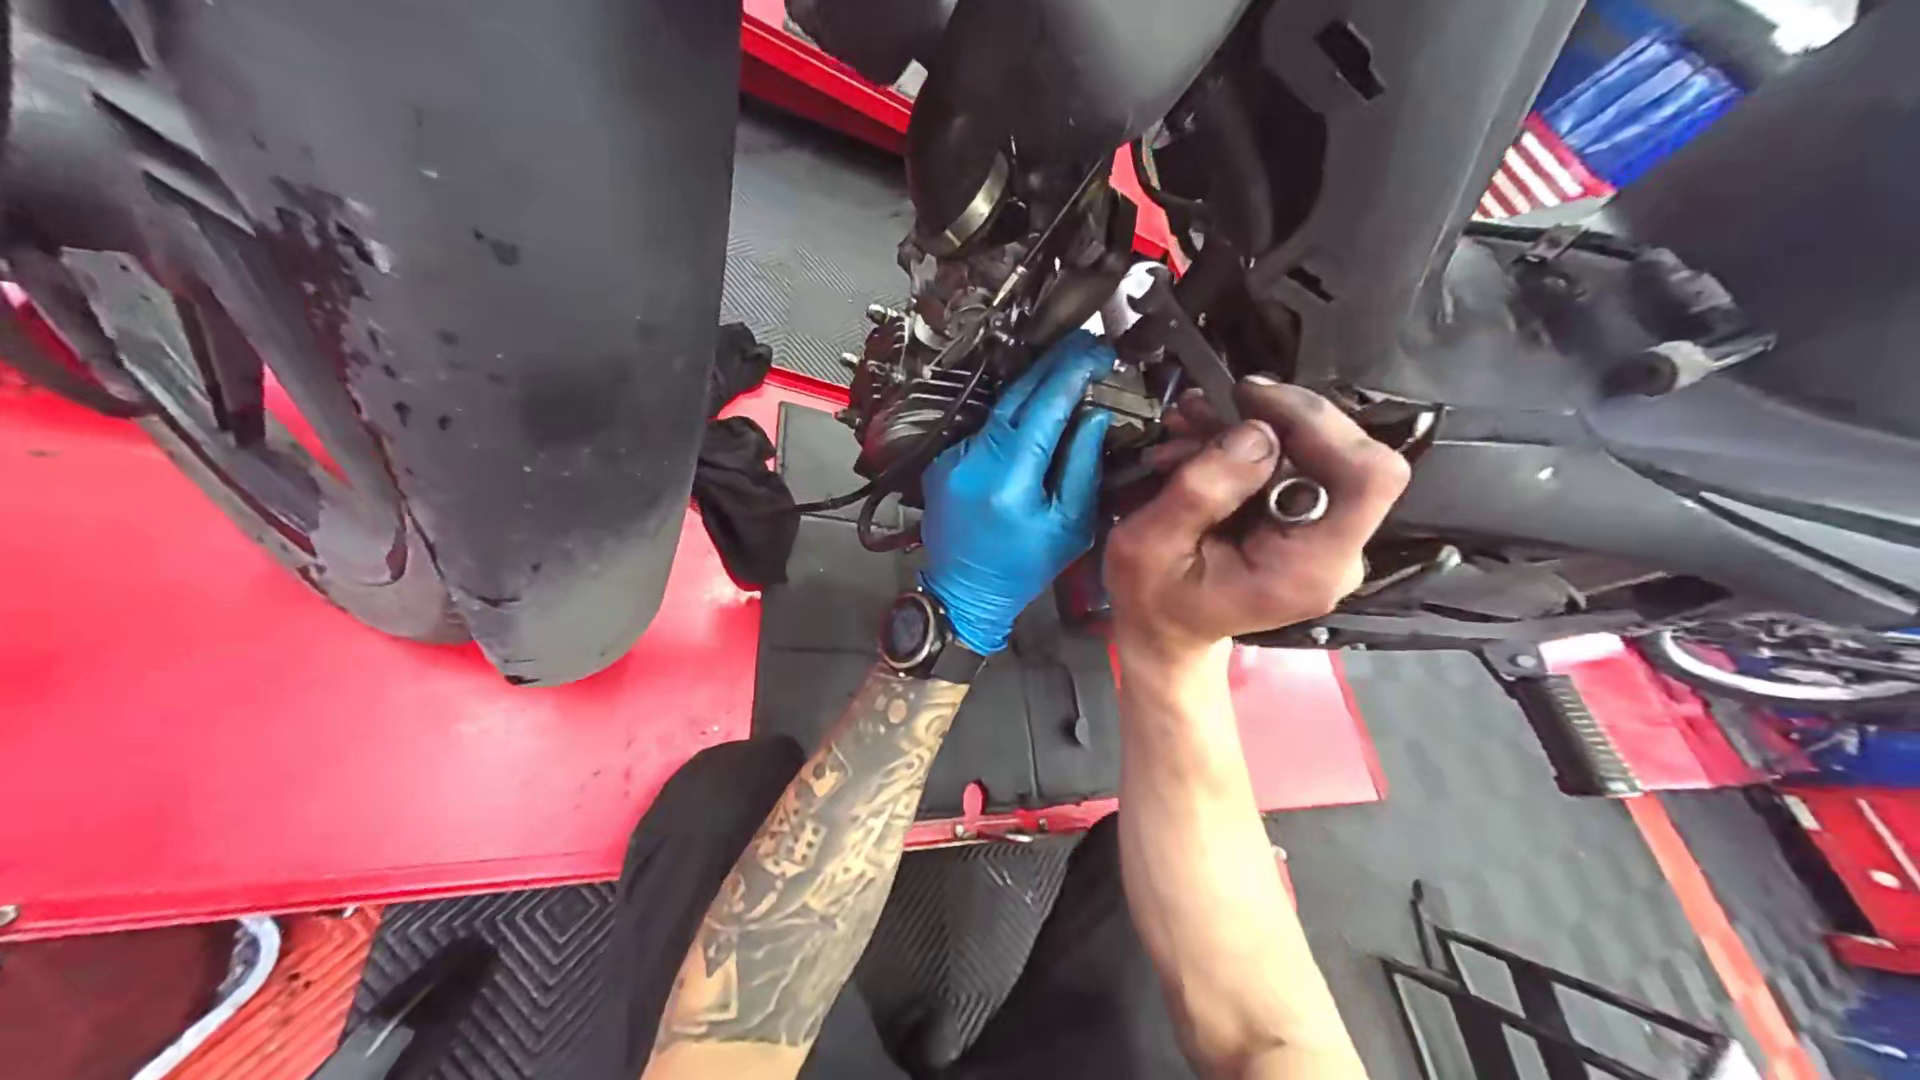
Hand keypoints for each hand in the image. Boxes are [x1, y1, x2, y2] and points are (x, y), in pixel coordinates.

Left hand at [920, 330, 1113, 653]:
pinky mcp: (943, 463)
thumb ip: (1082, 466)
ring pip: (997, 409)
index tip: (1096, 353)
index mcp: (1008, 480)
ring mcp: (951, 459)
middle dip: (1052, 365)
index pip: (1042, 409)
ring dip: (1032, 386)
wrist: (965, 591)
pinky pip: (982, 427)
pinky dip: (1010, 414)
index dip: (1071, 374)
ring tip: (1065, 367)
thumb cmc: (1020, 569)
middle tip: (1084, 344)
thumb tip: (1094, 415)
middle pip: (1015, 396)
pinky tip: (1033, 405)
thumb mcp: (1068, 526)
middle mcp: (972, 461)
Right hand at [1106, 375, 1409, 663]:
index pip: (1366, 479)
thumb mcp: (1148, 546)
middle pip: (1343, 455)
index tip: (1251, 400)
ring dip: (1247, 428)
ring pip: (1315, 450)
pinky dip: (1244, 444)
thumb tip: (1255, 432)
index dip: (1319, 424)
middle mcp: (1335, 551)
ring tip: (1183, 430)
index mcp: (1307, 570)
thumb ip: (1199, 492)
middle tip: (1198, 411)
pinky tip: (1196, 445)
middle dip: (1269, 419)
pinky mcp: (1305, 520)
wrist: (1165, 630)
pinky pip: (1292, 463)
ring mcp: (1324, 534)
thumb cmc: (1153, 601)